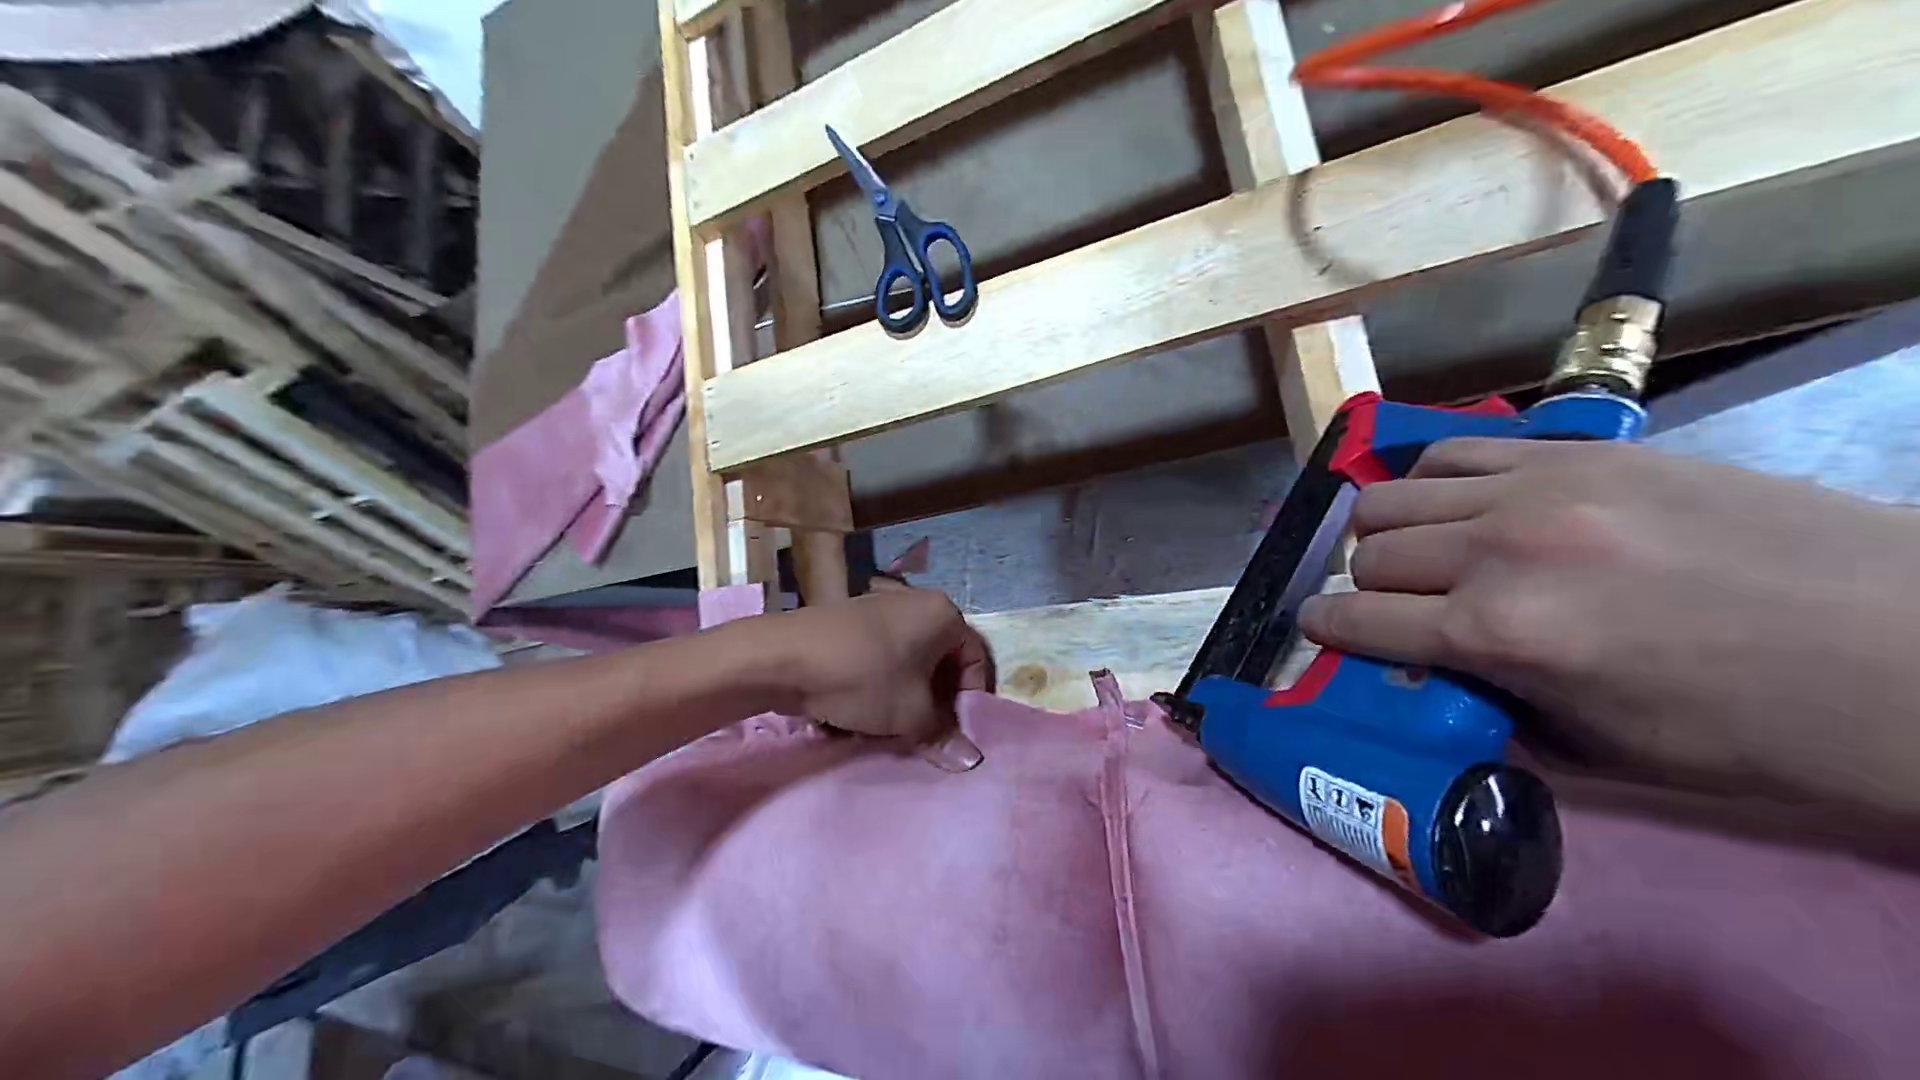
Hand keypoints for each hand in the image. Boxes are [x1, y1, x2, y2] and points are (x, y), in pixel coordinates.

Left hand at [751, 586, 993, 770]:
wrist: (782, 658)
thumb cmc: (863, 678)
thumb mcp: (910, 713)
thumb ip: (943, 735)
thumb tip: (969, 760)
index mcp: (943, 613)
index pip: (975, 659)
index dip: (970, 700)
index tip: (953, 730)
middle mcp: (917, 602)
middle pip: (940, 661)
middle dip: (934, 701)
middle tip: (922, 733)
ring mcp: (881, 607)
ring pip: (908, 662)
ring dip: (905, 696)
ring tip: (888, 725)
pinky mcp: (852, 621)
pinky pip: (881, 656)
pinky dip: (879, 684)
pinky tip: (859, 709)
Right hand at [1299, 439, 1919, 814]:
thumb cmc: (1754, 728)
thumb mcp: (1598, 752)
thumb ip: (1481, 706)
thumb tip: (1415, 677)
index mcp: (1500, 635)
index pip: (1355, 620)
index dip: (1323, 629)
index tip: (1319, 632)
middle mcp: (1500, 552)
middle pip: (1368, 554)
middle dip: (1365, 587)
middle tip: (1394, 607)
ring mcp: (1538, 490)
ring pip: (1390, 498)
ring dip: (1386, 532)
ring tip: (1419, 553)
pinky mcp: (1579, 453)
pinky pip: (1453, 454)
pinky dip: (1430, 484)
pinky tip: (1457, 508)